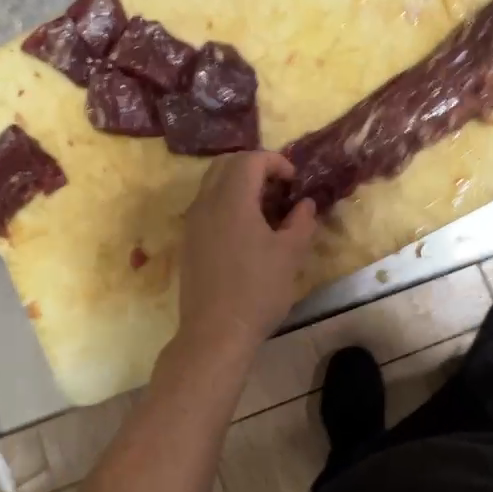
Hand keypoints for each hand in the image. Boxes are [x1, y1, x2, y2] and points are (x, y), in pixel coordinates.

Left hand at [176, 152, 317, 348]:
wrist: (215, 332)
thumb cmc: (257, 291)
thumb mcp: (290, 255)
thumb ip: (301, 222)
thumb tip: (305, 204)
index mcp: (231, 199)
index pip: (250, 159)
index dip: (276, 161)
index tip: (294, 181)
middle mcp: (206, 202)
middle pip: (226, 164)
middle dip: (254, 167)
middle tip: (278, 188)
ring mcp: (192, 222)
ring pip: (212, 184)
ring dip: (238, 184)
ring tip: (265, 209)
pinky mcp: (187, 241)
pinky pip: (205, 205)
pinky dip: (226, 202)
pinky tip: (245, 230)